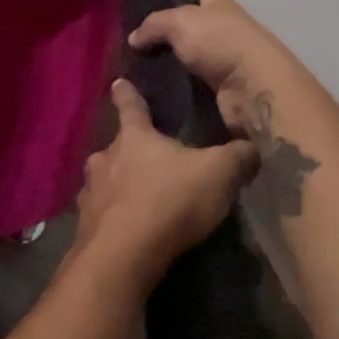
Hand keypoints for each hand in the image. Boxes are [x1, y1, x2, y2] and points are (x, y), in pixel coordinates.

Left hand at [70, 79, 258, 294]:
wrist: (124, 256)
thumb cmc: (170, 201)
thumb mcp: (219, 174)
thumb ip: (238, 158)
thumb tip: (253, 148)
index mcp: (134, 138)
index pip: (131, 106)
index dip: (128, 94)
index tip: (118, 82)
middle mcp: (105, 159)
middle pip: (115, 147)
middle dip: (126, 150)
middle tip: (140, 157)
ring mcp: (90, 194)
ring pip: (103, 181)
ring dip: (115, 186)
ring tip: (133, 197)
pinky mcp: (85, 228)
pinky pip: (100, 216)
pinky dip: (111, 218)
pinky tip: (125, 230)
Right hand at [127, 0, 298, 127]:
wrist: (252, 89)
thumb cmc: (221, 42)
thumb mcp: (181, 22)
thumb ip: (154, 25)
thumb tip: (133, 39)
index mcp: (219, 1)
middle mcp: (222, 26)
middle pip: (192, 17)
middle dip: (166, 21)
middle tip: (133, 27)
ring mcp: (221, 57)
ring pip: (187, 51)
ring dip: (166, 55)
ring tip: (132, 59)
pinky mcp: (217, 86)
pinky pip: (187, 80)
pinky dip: (171, 82)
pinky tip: (147, 83)